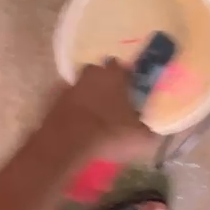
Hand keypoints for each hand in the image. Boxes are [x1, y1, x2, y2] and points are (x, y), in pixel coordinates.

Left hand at [39, 61, 157, 162]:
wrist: (68, 142)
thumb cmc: (109, 132)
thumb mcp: (140, 137)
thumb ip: (149, 130)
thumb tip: (155, 131)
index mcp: (115, 75)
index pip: (124, 67)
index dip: (128, 78)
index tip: (132, 90)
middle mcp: (92, 74)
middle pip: (100, 72)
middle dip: (105, 83)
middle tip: (113, 100)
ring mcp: (70, 86)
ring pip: (83, 86)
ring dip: (88, 96)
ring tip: (96, 115)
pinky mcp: (54, 101)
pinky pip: (68, 102)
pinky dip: (74, 109)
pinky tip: (80, 124)